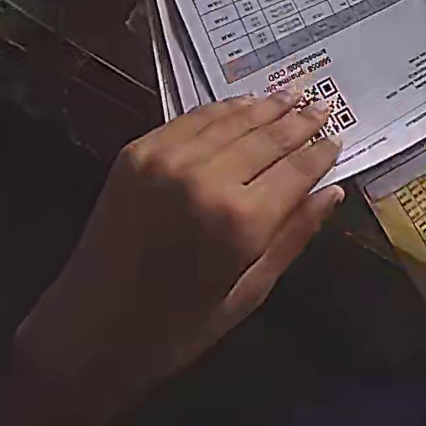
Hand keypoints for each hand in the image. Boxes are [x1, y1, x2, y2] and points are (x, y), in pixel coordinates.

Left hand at [7, 91, 342, 425]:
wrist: (87, 331)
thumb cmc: (177, 326)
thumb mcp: (247, 293)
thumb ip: (294, 236)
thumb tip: (334, 191)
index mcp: (240, 222)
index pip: (298, 168)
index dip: (321, 150)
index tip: (337, 136)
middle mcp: (207, 179)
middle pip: (269, 136)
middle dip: (300, 120)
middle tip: (322, 104)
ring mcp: (170, 158)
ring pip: (234, 118)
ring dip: (267, 105)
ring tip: (290, 94)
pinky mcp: (140, 149)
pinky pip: (194, 117)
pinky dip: (225, 108)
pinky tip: (244, 104)